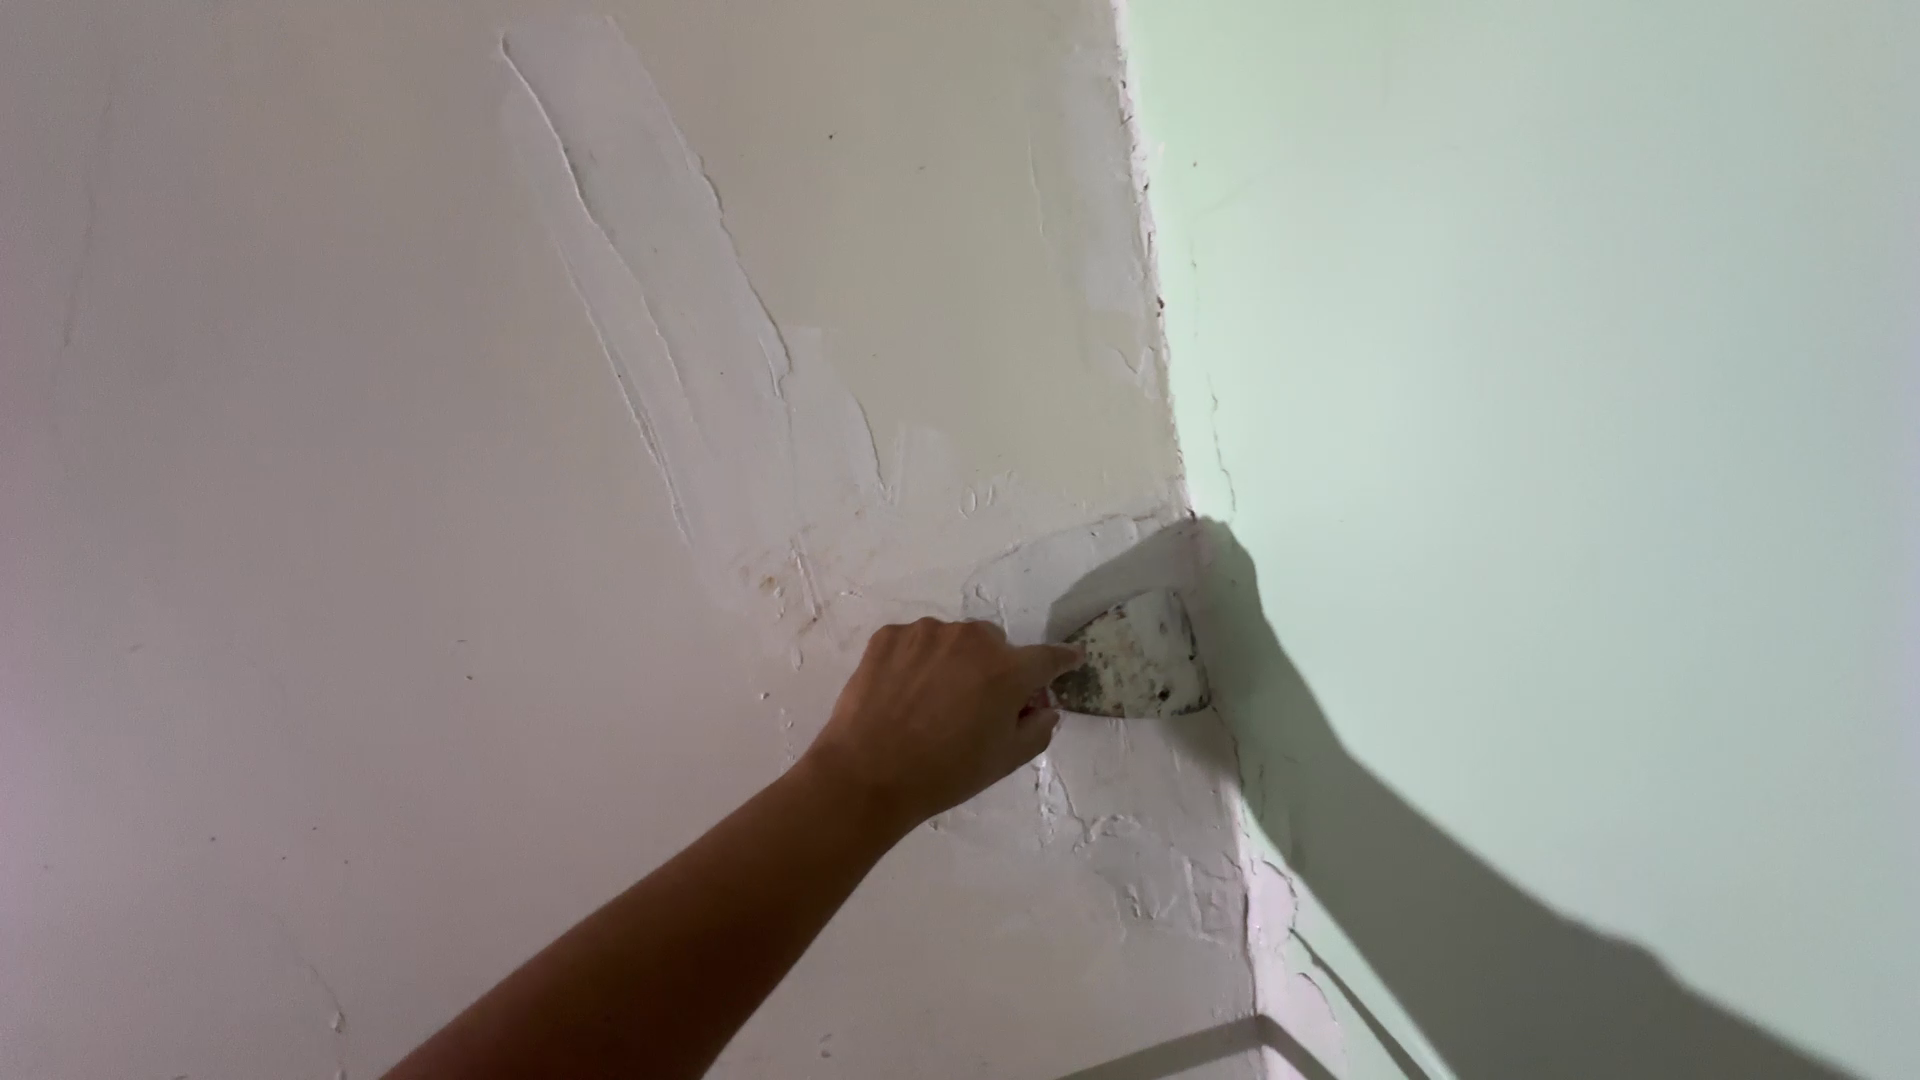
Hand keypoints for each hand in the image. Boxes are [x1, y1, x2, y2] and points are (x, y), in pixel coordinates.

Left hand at [800, 618, 1083, 828]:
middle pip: (995, 645)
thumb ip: (1036, 730)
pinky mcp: (889, 636)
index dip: (1062, 660)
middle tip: (975, 704)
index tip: (1070, 659)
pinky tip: (901, 693)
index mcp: (1008, 669)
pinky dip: (915, 661)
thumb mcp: (1004, 761)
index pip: (1047, 657)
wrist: (866, 774)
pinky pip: (914, 642)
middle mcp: (971, 639)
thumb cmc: (944, 773)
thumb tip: (1043, 709)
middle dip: (993, 667)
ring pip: (952, 640)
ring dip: (952, 661)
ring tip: (929, 701)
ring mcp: (926, 633)